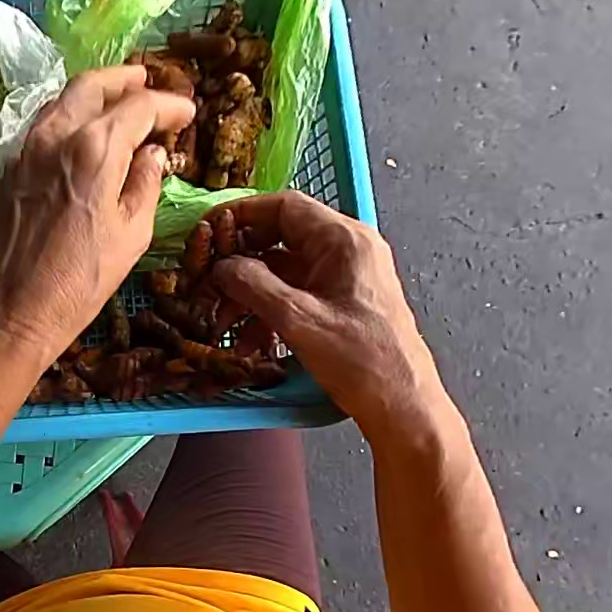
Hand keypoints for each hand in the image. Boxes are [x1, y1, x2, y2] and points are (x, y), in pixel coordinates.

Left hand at [0, 67, 194, 365]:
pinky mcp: (10, 168)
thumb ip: (146, 184)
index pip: (139, 108)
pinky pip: (44, 125)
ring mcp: (27, 148)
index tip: (188, 113)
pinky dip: (70, 116)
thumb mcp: (133, 234)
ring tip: (118, 99)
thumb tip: (153, 155)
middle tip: (149, 82)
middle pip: (93, 85)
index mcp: (95, 150)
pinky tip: (83, 132)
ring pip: (62, 99)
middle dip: (127, 79)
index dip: (169, 105)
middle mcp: (57, 135)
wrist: (20, 306)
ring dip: (95, 92)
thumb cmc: (86, 278)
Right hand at [211, 191, 445, 438]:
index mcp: (343, 240)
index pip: (285, 206)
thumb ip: (254, 285)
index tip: (209, 230)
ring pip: (286, 270)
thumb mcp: (298, 320)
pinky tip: (251, 341)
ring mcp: (347, 277)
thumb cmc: (360, 360)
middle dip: (242, 263)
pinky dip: (272, 311)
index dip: (242, 213)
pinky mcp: (344, 303)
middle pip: (282, 238)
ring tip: (225, 324)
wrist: (402, 405)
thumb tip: (222, 266)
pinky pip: (299, 295)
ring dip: (253, 294)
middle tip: (210, 283)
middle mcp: (348, 250)